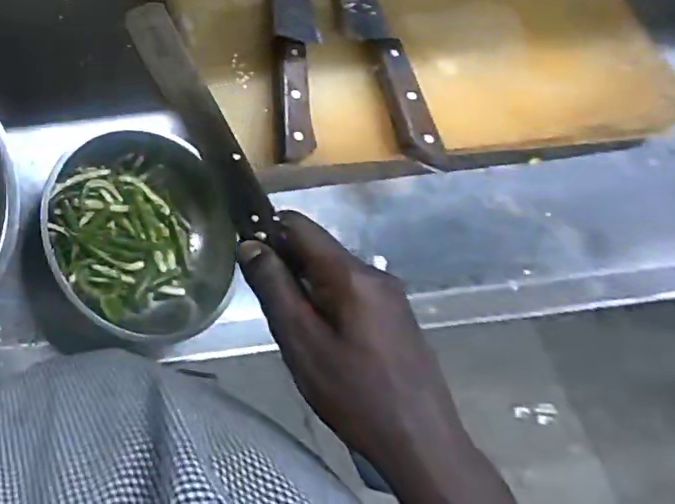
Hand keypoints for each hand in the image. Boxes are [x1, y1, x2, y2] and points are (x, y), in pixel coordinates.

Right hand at [238, 212, 511, 503]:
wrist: (426, 452)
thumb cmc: (356, 395)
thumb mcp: (300, 340)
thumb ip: (272, 285)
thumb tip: (249, 243)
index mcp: (350, 273)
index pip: (296, 223)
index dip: (265, 231)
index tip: (248, 260)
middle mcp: (374, 274)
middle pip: (314, 246)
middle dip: (284, 264)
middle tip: (270, 305)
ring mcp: (390, 297)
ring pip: (330, 270)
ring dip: (304, 286)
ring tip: (295, 328)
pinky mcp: (397, 318)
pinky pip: (349, 291)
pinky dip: (326, 301)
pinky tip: (323, 339)